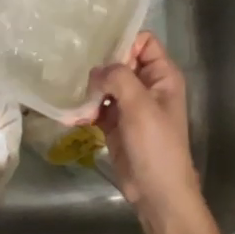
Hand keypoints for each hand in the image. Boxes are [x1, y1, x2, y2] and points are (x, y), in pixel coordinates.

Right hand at [92, 33, 198, 211]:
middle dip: (101, 67)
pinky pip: (98, 106)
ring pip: (106, 84)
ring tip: (75, 98)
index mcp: (162, 75)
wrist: (157, 191)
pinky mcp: (116, 123)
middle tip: (79, 73)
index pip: (144, 42)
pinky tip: (72, 115)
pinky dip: (86, 109)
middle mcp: (147, 85)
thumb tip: (97, 70)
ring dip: (90, 90)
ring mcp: (131, 105)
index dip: (124, 43)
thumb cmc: (155, 144)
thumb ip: (119, 77)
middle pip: (121, 61)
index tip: (102, 53)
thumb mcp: (140, 105)